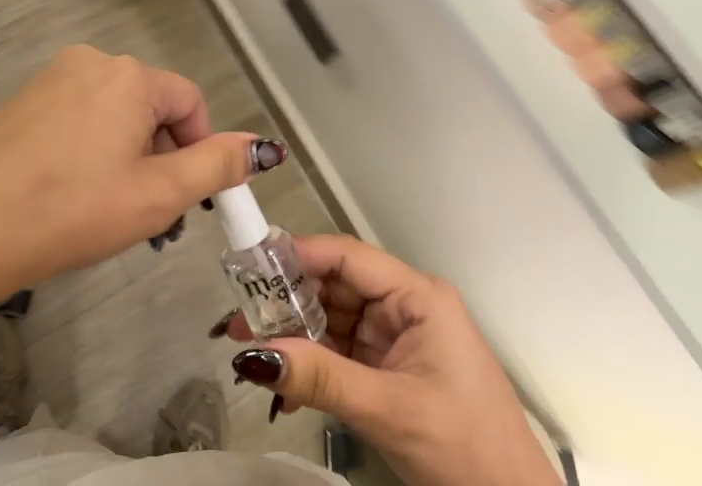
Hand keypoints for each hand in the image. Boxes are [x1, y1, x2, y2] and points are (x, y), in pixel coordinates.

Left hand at [0, 46, 287, 310]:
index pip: (190, 102)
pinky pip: (75, 120)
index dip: (201, 150)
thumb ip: (216, 166)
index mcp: (128, 75)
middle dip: (161, 158)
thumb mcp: (157, 195)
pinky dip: (87, 152)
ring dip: (125, 158)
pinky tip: (67, 196)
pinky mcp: (18, 103)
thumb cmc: (71, 212)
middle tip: (148, 215)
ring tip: (107, 211)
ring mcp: (48, 80)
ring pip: (112, 115)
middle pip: (150, 107)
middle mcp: (89, 62)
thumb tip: (263, 147)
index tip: (188, 201)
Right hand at [218, 235, 558, 485]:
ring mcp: (398, 338)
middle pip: (337, 286)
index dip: (300, 255)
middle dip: (288, 299)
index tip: (250, 262)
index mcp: (418, 297)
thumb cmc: (463, 446)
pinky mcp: (390, 369)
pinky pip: (342, 352)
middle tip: (238, 315)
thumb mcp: (388, 409)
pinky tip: (280, 375)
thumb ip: (321, 377)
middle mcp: (406, 307)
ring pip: (334, 319)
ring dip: (294, 332)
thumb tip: (253, 355)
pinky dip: (311, 362)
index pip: (349, 257)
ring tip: (246, 343)